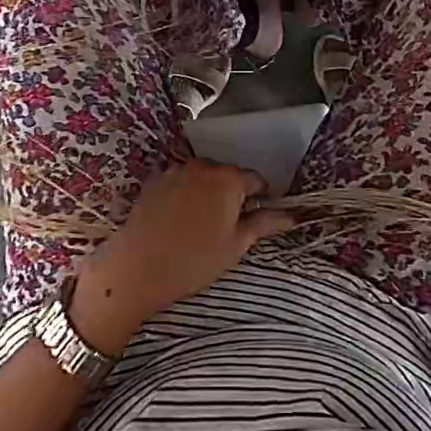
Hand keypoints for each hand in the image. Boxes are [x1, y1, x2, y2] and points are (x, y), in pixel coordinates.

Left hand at [67, 160, 295, 354]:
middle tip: (231, 224)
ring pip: (202, 176)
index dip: (262, 197)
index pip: (255, 179)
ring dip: (209, 192)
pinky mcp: (155, 179)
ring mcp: (175, 170)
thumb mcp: (236, 244)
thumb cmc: (195, 259)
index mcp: (227, 179)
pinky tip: (181, 218)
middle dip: (233, 193)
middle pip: (227, 174)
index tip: (261, 215)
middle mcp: (201, 166)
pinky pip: (180, 181)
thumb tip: (290, 215)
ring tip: (205, 224)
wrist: (140, 264)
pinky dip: (186, 193)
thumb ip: (263, 223)